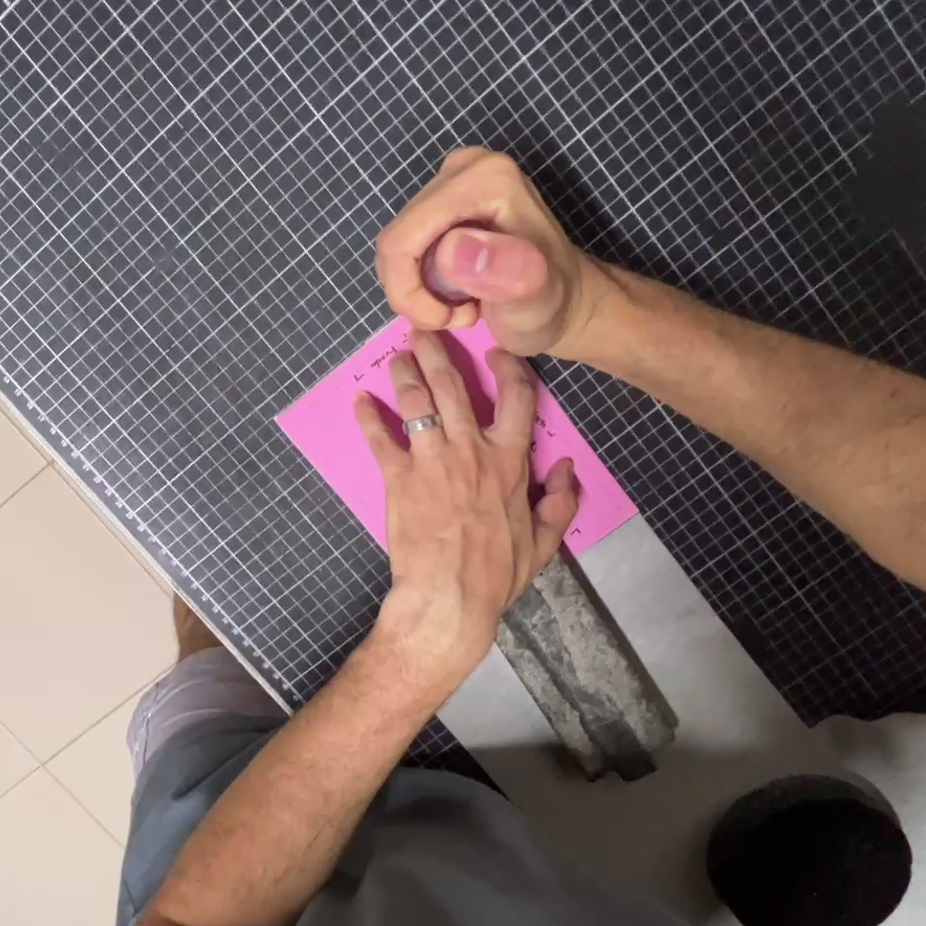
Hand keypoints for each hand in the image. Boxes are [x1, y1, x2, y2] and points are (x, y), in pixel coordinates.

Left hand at [354, 330, 579, 684]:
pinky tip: (358, 400)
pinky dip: (367, 418)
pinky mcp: (398, 477)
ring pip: (417, 403)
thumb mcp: (543, 542)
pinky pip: (380, 439)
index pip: (517, 399)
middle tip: (425, 329)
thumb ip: (559, 502)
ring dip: (405, 373)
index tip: (497, 351)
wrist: (449, 596)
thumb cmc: (495, 573)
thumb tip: (566, 467)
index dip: (509, 368)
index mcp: (509, 461)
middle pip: (454, 387)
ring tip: (397, 355)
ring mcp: (431, 460)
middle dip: (438, 352)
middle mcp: (470, 450)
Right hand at [374, 146, 601, 356]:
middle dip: (414, 292)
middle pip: (396, 241)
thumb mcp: (533, 299)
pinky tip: (453, 292)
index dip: (410, 291)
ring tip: (458, 307)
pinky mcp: (441, 200)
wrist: (564, 302)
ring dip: (416, 290)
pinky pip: (404, 248)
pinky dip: (418, 281)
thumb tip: (452, 250)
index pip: (402, 238)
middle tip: (456, 315)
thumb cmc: (550, 305)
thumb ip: (504, 272)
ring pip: (396, 248)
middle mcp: (462, 168)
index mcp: (483, 180)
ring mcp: (450, 182)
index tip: (449, 319)